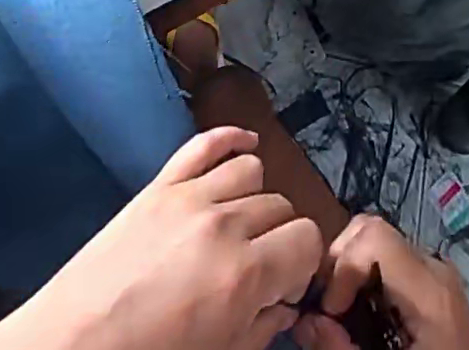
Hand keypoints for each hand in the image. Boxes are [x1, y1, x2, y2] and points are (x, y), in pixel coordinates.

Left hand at [0, 127, 322, 349]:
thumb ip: (262, 329)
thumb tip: (283, 303)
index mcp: (243, 274)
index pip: (308, 239)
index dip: (303, 263)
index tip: (284, 284)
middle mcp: (225, 224)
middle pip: (282, 206)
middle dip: (279, 238)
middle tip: (256, 267)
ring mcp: (190, 196)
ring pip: (253, 170)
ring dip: (255, 198)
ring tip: (238, 227)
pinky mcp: (160, 184)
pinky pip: (207, 142)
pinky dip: (231, 138)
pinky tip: (245, 146)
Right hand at [293, 215, 468, 349]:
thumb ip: (343, 348)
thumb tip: (307, 322)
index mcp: (430, 291)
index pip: (375, 237)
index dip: (342, 265)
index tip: (329, 310)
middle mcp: (435, 268)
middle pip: (374, 231)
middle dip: (340, 262)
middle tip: (326, 307)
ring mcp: (437, 272)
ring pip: (380, 243)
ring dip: (351, 269)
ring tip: (339, 310)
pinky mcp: (433, 282)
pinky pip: (392, 260)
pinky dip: (367, 276)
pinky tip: (360, 312)